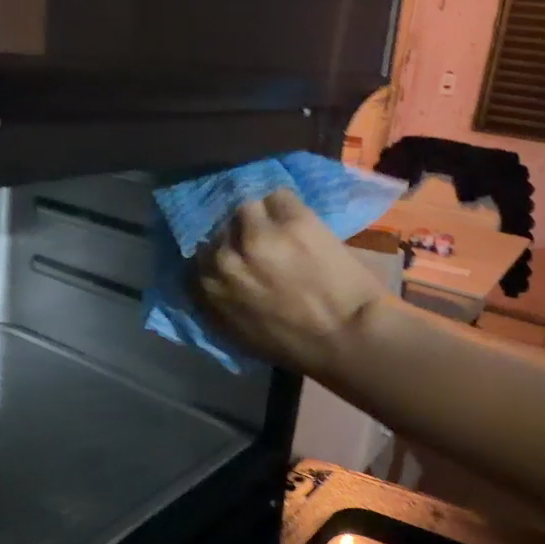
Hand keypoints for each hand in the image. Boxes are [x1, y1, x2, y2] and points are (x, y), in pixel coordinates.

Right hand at [189, 189, 393, 374]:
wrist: (346, 339)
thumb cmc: (296, 347)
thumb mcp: (240, 333)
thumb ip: (221, 301)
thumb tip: (218, 279)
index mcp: (209, 289)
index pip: (198, 254)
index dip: (220, 250)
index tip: (235, 252)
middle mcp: (225, 258)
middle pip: (221, 226)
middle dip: (237, 231)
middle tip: (258, 238)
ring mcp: (257, 235)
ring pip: (247, 205)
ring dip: (260, 214)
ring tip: (278, 223)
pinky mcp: (290, 219)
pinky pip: (279, 196)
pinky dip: (286, 205)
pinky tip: (298, 217)